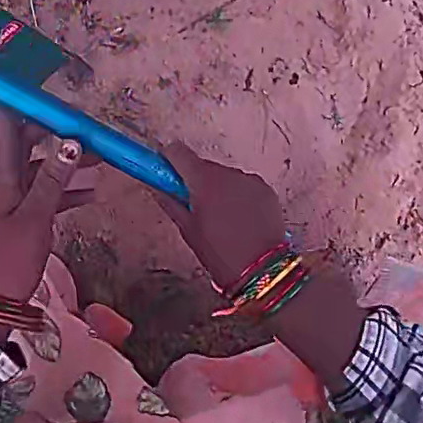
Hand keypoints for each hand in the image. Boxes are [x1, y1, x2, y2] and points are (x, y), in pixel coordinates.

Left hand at [0, 112, 88, 302]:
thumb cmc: (7, 261)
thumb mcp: (35, 219)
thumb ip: (53, 180)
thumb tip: (70, 141)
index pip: (5, 125)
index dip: (26, 106)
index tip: (54, 98)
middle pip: (23, 144)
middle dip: (55, 134)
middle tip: (86, 129)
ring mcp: (3, 199)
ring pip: (35, 169)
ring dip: (63, 163)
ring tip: (99, 159)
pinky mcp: (11, 217)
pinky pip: (36, 194)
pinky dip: (59, 191)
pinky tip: (89, 194)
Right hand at [151, 143, 287, 289]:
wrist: (263, 271)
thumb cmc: (219, 253)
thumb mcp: (187, 230)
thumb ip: (170, 202)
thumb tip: (156, 188)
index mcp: (204, 180)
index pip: (178, 151)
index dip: (169, 160)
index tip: (165, 173)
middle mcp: (228, 173)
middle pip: (203, 166)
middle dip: (195, 181)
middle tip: (193, 207)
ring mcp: (250, 180)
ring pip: (224, 176)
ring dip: (218, 189)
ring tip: (219, 219)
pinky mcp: (266, 190)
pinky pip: (244, 186)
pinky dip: (238, 196)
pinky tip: (239, 220)